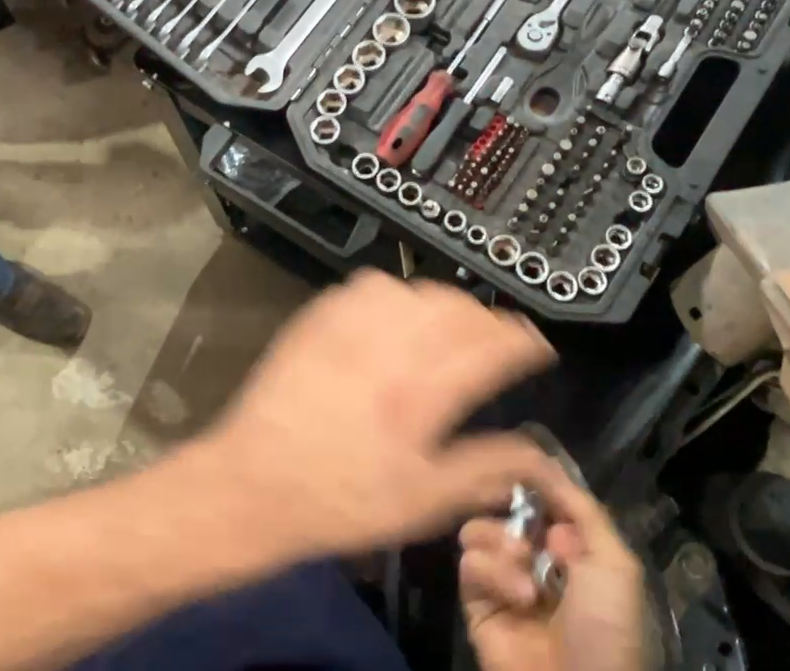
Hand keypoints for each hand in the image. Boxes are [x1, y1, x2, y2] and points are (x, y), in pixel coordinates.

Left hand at [190, 270, 558, 558]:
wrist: (254, 484)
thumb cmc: (342, 500)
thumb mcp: (423, 501)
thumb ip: (483, 468)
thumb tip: (533, 452)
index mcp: (421, 393)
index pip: (490, 346)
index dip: (522, 340)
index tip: (536, 346)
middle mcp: (388, 348)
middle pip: (455, 308)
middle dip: (487, 318)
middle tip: (497, 338)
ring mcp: (347, 328)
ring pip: (413, 290)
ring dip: (443, 302)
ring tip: (451, 325)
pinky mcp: (316, 319)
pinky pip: (367, 287)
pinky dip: (394, 294)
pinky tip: (395, 316)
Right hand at [459, 474, 649, 670]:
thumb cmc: (606, 626)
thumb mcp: (615, 563)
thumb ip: (584, 510)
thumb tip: (547, 473)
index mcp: (575, 553)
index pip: (545, 502)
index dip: (535, 484)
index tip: (523, 463)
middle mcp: (537, 562)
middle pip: (508, 511)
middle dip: (514, 510)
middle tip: (526, 525)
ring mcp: (504, 582)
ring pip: (481, 530)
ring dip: (502, 542)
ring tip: (522, 564)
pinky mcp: (476, 603)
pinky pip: (469, 562)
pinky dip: (490, 571)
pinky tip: (515, 594)